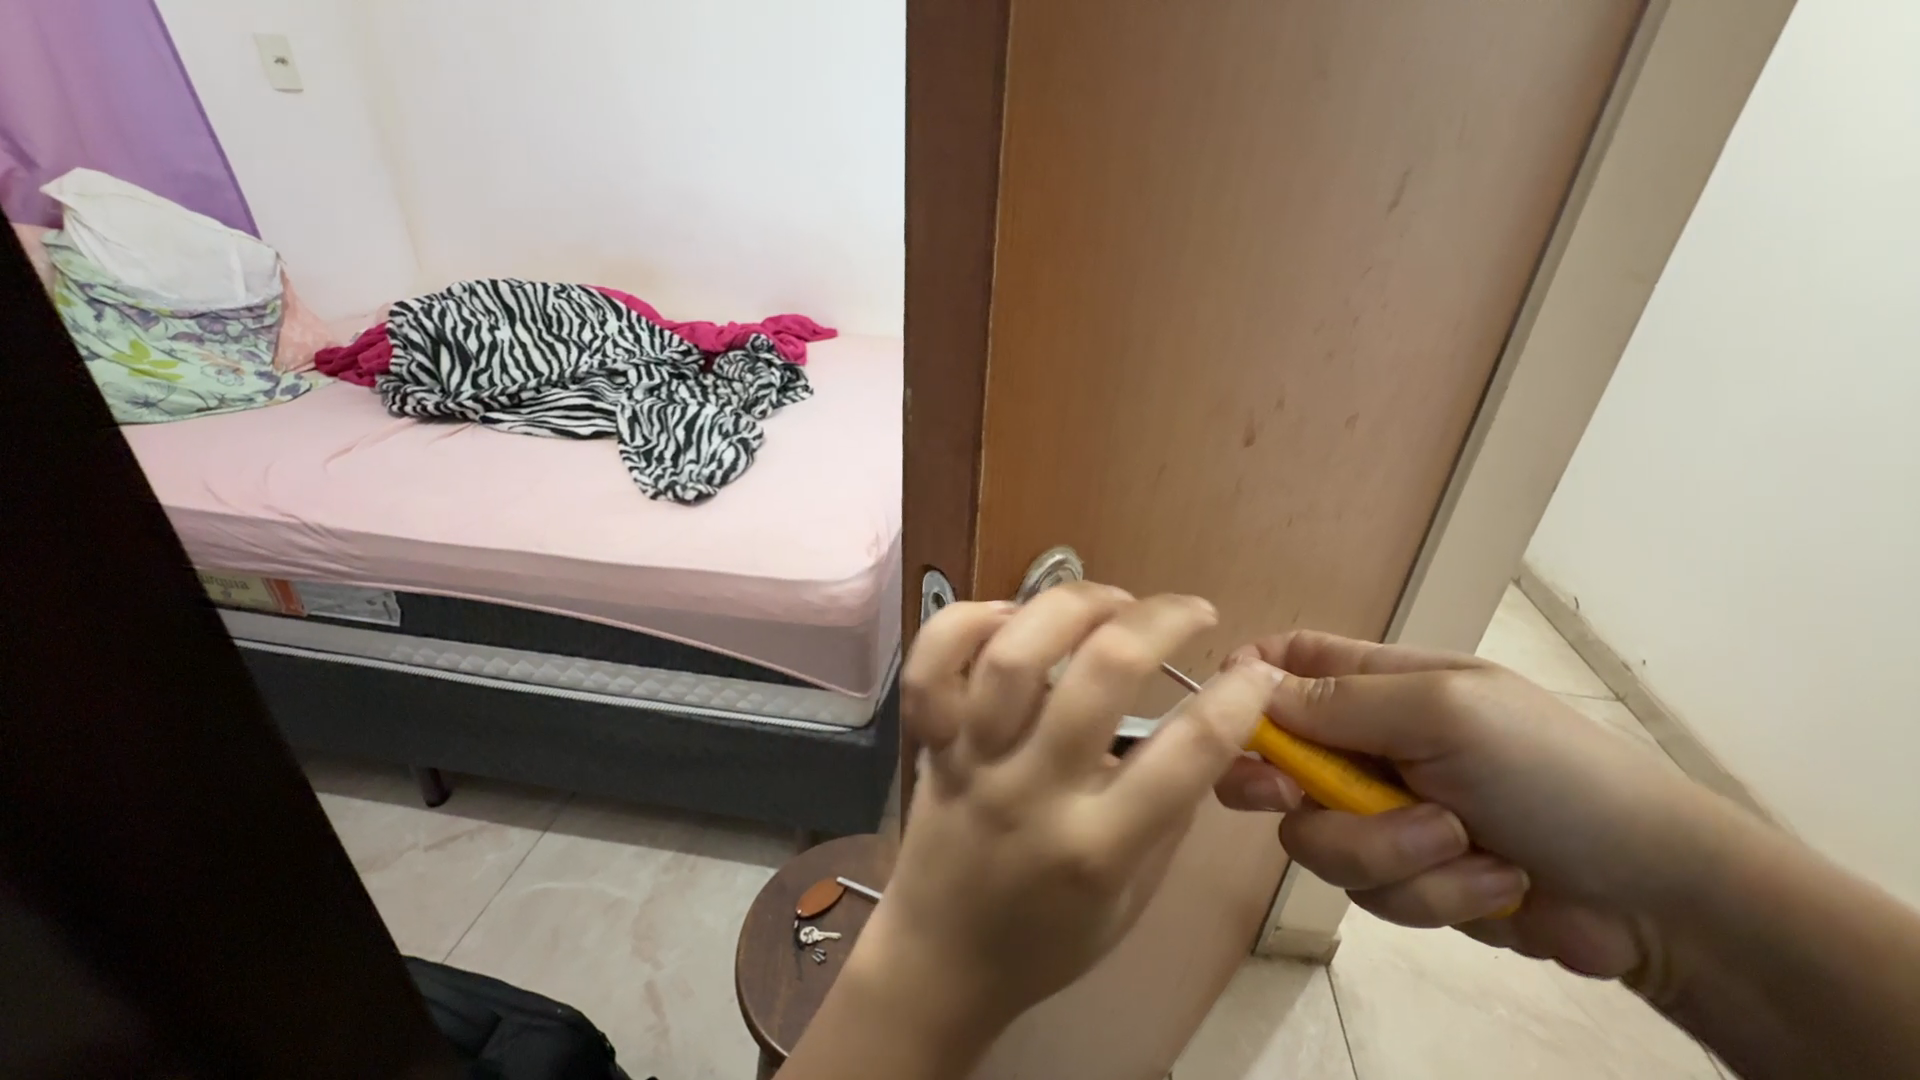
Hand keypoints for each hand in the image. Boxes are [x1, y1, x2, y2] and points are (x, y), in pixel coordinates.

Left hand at [860, 584, 1283, 1033]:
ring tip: (1110, 602)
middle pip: (1102, 673)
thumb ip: (1167, 816)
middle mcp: (1033, 792)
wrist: (941, 961)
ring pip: (1015, 654)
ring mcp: (972, 760)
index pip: (1188, 753)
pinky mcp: (929, 744)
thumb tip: (1204, 733)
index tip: (1258, 672)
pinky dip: (969, 623)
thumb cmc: (1048, 939)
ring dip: (1074, 606)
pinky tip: (1011, 617)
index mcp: (1097, 847)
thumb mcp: (1132, 900)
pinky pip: (934, 667)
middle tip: (1190, 612)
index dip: (1239, 697)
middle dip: (1161, 621)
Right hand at [1214, 630, 1726, 981]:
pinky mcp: (1407, 877)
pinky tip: (1493, 886)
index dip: (1245, 683)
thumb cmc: (1554, 774)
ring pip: (1317, 836)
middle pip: (1275, 758)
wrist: (1661, 897)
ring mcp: (1384, 814)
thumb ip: (1338, 702)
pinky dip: (1429, 891)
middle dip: (1282, 786)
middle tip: (1288, 796)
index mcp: (1379, 685)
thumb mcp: (1443, 714)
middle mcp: (1369, 745)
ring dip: (1386, 851)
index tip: (1225, 720)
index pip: (1284, 662)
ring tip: (1462, 846)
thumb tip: (1243, 683)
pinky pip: (1368, 889)